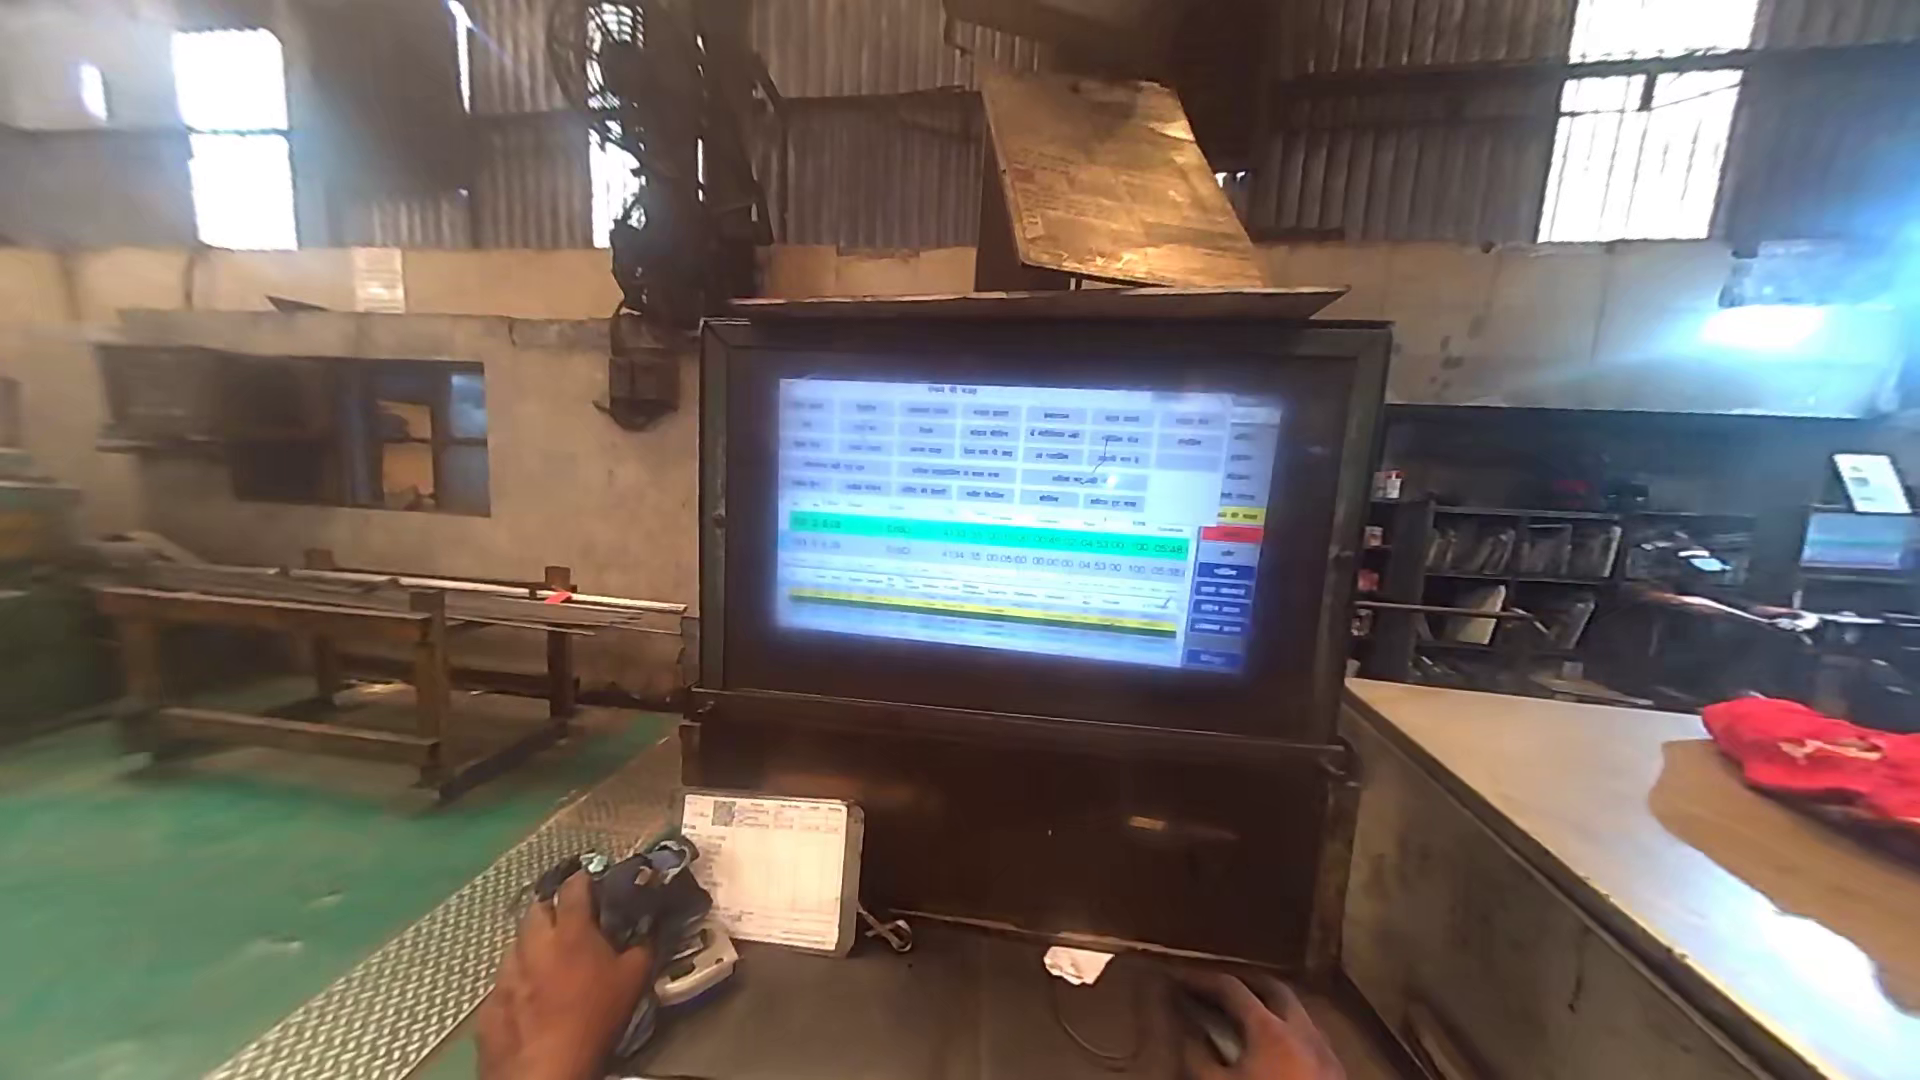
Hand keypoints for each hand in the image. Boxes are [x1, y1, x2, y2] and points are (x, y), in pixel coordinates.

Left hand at [478, 871, 656, 1079]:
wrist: (544, 1075)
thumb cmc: (595, 1017)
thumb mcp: (635, 976)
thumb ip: (643, 943)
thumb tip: (648, 927)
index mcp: (570, 931)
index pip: (573, 886)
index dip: (584, 877)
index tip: (595, 878)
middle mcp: (533, 945)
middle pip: (536, 908)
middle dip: (552, 904)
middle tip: (570, 914)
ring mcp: (505, 978)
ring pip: (516, 944)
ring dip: (533, 941)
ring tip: (550, 954)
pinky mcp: (488, 1010)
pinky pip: (503, 981)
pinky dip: (518, 978)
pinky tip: (530, 994)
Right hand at [1180, 972, 1345, 1079]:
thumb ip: (1198, 1058)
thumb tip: (1188, 1032)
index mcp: (1270, 1031)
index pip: (1231, 988)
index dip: (1203, 980)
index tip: (1181, 978)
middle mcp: (1304, 1034)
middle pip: (1274, 989)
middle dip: (1245, 982)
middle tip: (1220, 986)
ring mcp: (1328, 1060)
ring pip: (1300, 1014)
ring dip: (1272, 1006)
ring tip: (1248, 1014)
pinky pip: (1313, 1041)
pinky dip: (1290, 1032)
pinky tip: (1277, 1051)